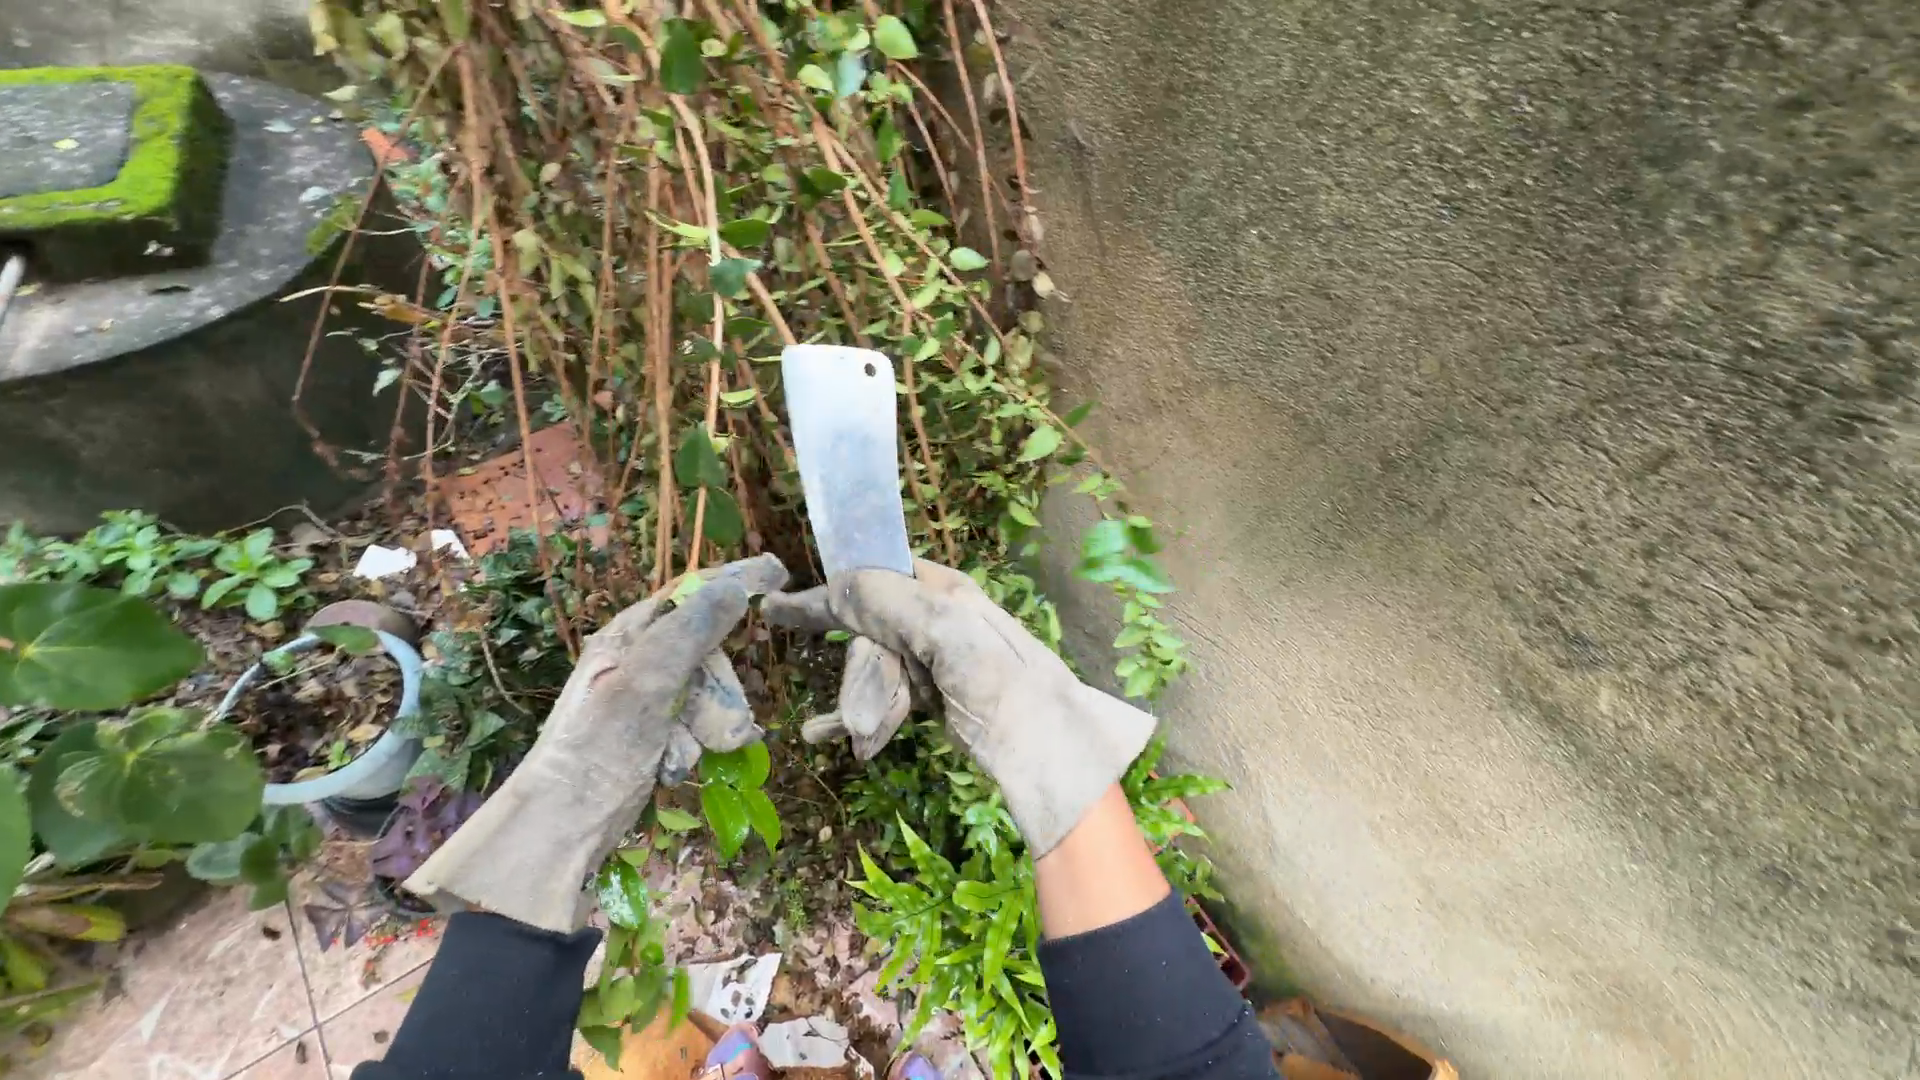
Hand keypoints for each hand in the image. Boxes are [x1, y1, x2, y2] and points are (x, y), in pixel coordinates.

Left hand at [406, 554, 788, 931]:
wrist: (566, 825)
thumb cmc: (598, 748)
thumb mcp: (646, 683)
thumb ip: (690, 633)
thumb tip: (735, 588)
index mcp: (630, 634)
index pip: (691, 592)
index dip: (736, 580)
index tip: (779, 574)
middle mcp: (641, 658)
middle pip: (712, 649)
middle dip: (721, 688)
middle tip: (724, 725)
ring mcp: (650, 696)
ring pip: (711, 691)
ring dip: (710, 723)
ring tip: (692, 750)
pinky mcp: (658, 730)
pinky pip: (699, 723)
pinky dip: (695, 744)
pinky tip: (676, 764)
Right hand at [762, 560, 1154, 855]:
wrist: (1046, 754)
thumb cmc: (999, 685)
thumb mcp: (944, 631)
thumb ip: (889, 600)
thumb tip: (836, 580)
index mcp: (943, 590)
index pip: (874, 575)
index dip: (831, 592)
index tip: (778, 609)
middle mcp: (938, 616)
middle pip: (869, 630)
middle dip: (859, 673)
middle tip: (860, 716)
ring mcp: (937, 658)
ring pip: (876, 669)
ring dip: (862, 703)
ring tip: (855, 736)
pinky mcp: (937, 694)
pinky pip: (888, 697)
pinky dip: (868, 717)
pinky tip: (849, 739)